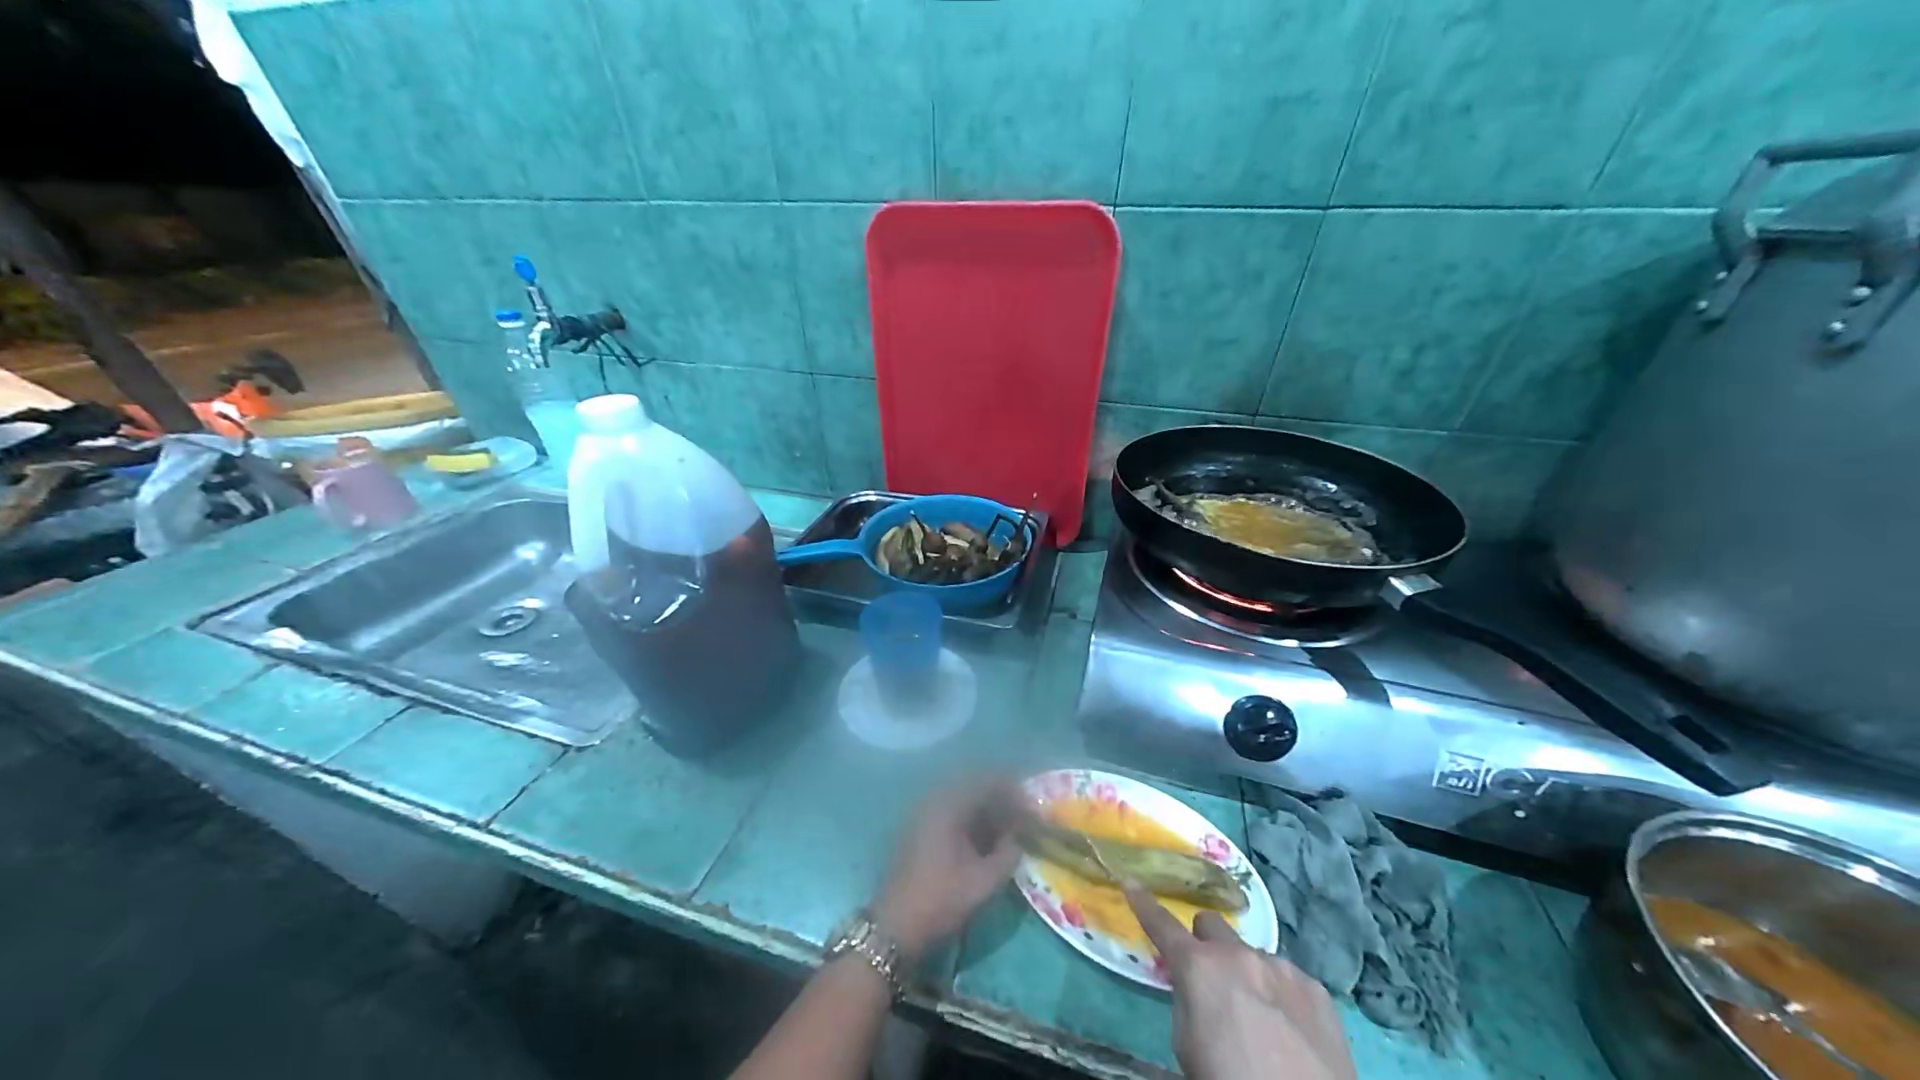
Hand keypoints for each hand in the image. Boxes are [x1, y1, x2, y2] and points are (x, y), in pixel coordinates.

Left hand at [873, 778, 1024, 961]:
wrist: (895, 926)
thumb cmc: (940, 899)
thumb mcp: (983, 881)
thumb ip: (1008, 854)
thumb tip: (1019, 838)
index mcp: (948, 805)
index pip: (987, 782)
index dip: (1014, 792)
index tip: (1033, 808)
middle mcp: (933, 801)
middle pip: (974, 788)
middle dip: (1002, 800)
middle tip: (1024, 819)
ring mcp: (923, 815)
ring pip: (963, 802)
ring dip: (987, 812)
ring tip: (1010, 831)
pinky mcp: (919, 830)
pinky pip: (951, 814)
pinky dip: (972, 822)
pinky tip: (986, 842)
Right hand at [1126, 885, 1356, 1079]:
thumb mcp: (1186, 1046)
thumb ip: (1188, 1001)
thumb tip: (1199, 988)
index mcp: (1199, 967)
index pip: (1161, 924)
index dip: (1143, 903)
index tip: (1131, 882)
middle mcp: (1239, 954)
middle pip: (1211, 924)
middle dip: (1205, 945)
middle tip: (1212, 983)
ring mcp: (1282, 968)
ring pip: (1252, 955)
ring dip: (1246, 975)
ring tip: (1261, 1023)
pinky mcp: (1317, 990)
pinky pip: (1287, 979)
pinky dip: (1280, 996)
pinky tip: (1291, 1034)